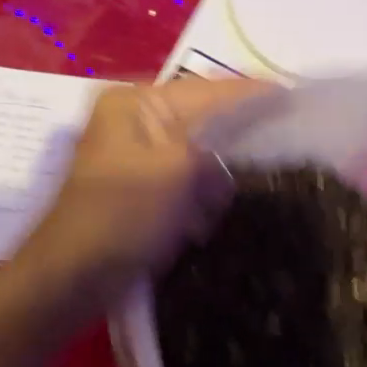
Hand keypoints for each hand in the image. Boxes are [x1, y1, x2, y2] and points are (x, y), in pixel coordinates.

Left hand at [14, 79, 274, 301]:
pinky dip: (195, 199)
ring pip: (197, 155)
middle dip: (234, 144)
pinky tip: (199, 223)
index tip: (296, 97)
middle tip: (279, 151)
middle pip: (204, 120)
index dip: (253, 94)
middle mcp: (132, 118)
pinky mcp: (136, 189)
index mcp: (135, 101)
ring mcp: (132, 155)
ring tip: (222, 204)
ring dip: (213, 181)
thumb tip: (229, 162)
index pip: (208, 89)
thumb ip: (215, 148)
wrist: (69, 277)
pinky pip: (182, 183)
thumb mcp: (176, 171)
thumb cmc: (120, 216)